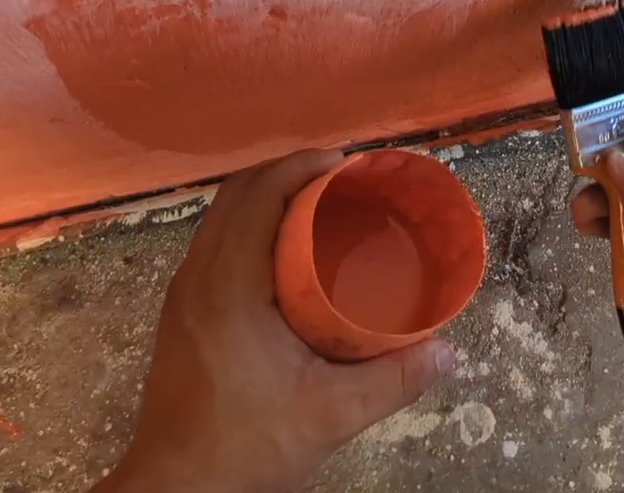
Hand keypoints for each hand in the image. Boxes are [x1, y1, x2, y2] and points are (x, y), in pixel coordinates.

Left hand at [99, 150, 455, 492]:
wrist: (175, 490)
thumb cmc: (247, 444)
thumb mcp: (330, 415)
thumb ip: (393, 380)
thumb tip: (449, 352)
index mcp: (229, 283)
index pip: (258, 194)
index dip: (300, 165)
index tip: (343, 163)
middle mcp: (199, 273)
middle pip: (237, 190)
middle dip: (286, 169)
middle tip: (335, 176)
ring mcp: (183, 288)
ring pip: (221, 211)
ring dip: (264, 191)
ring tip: (313, 200)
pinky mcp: (180, 305)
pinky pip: (214, 235)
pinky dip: (247, 217)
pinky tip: (279, 242)